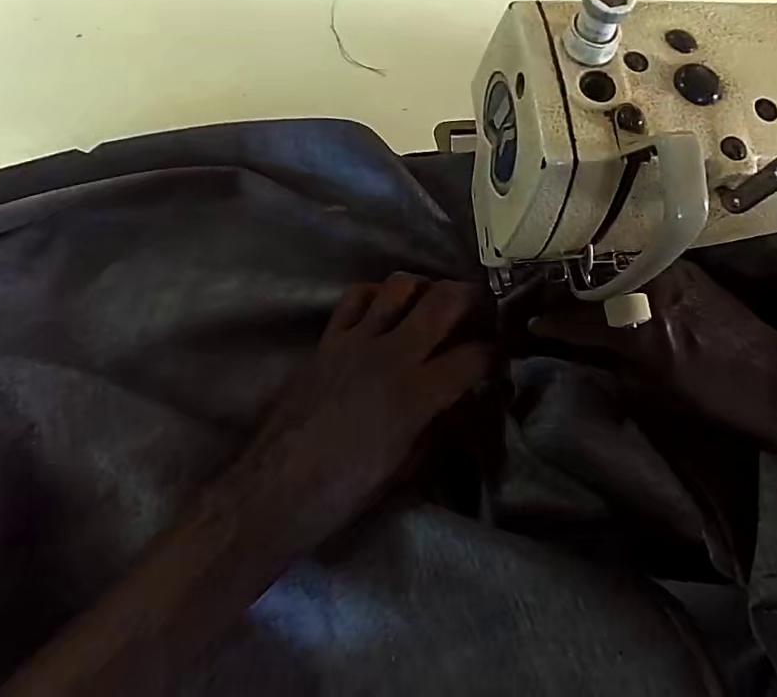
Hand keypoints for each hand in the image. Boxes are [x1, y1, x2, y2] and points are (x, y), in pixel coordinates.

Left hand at [259, 275, 496, 508]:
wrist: (274, 492)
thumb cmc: (346, 490)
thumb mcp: (408, 463)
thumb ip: (440, 421)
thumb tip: (460, 395)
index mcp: (417, 393)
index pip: (475, 355)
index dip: (497, 351)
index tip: (502, 353)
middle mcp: (392, 355)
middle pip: (446, 300)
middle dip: (475, 298)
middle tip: (483, 309)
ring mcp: (357, 341)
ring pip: (402, 285)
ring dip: (428, 288)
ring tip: (435, 304)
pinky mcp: (329, 339)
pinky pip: (356, 297)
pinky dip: (378, 294)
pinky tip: (386, 309)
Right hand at [528, 262, 776, 441]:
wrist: (776, 380)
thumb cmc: (716, 400)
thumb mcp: (657, 393)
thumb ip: (616, 366)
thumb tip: (586, 352)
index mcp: (641, 333)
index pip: (581, 324)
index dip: (552, 325)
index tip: (532, 324)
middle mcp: (654, 294)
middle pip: (596, 289)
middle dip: (566, 295)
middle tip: (545, 300)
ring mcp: (674, 275)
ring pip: (619, 272)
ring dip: (593, 281)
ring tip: (571, 289)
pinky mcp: (691, 269)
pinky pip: (644, 266)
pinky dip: (622, 274)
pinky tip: (611, 280)